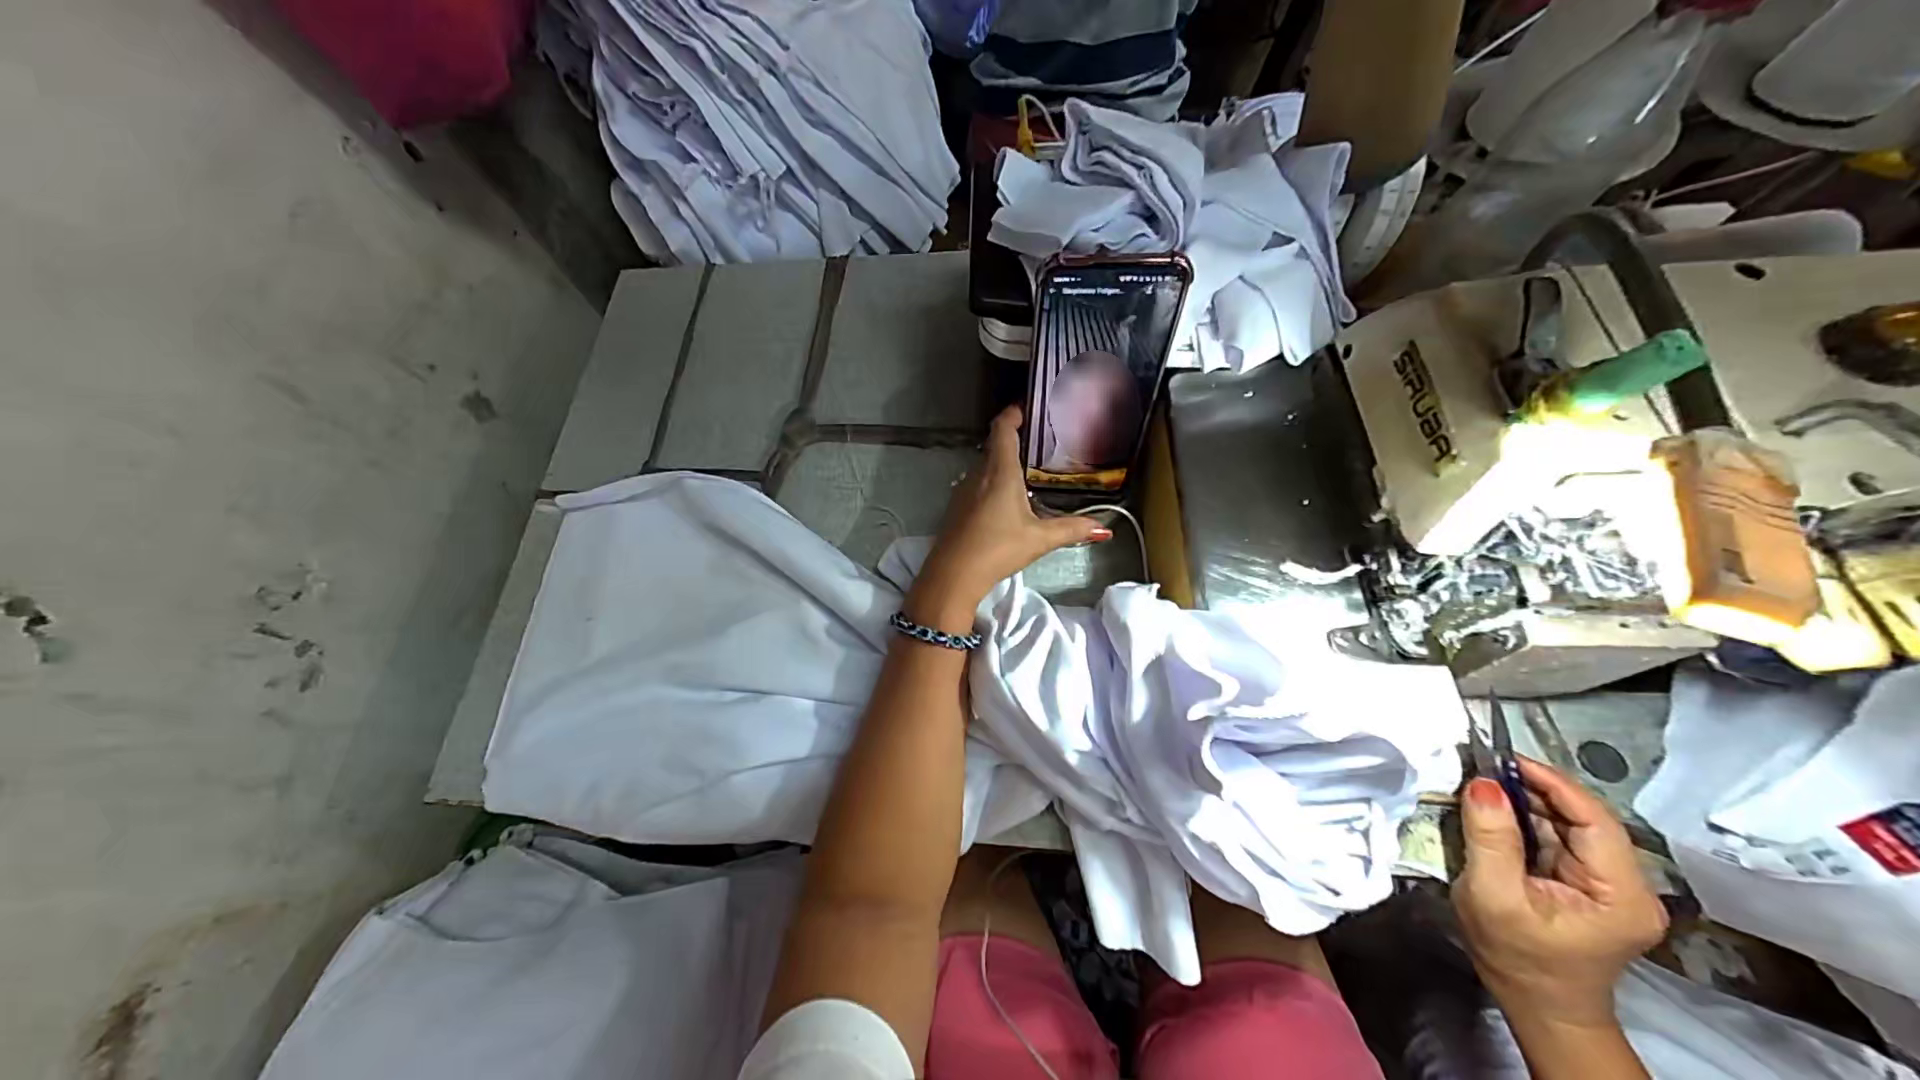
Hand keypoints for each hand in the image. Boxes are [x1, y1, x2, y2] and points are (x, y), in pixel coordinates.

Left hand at [906, 406, 1109, 630]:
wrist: (952, 575)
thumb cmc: (997, 548)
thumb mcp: (1039, 539)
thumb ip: (1071, 529)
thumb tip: (1103, 528)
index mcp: (999, 472)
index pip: (1003, 428)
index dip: (1014, 413)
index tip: (1028, 406)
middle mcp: (978, 474)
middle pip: (995, 445)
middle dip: (1015, 438)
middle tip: (1040, 440)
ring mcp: (963, 490)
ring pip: (985, 466)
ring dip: (1003, 462)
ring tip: (1028, 469)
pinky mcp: (957, 507)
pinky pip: (977, 484)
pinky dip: (993, 482)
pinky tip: (1006, 499)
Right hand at [1452, 758, 1667, 1029]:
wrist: (1537, 1004)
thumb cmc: (1516, 957)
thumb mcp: (1493, 895)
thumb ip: (1490, 838)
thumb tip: (1482, 783)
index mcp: (1622, 893)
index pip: (1595, 820)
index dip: (1553, 784)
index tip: (1504, 759)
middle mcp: (1629, 885)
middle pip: (1584, 819)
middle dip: (1533, 790)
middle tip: (1482, 769)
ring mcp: (1610, 884)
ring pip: (1568, 825)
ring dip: (1526, 803)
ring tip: (1482, 786)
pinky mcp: (1588, 882)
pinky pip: (1558, 838)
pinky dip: (1525, 820)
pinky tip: (1496, 811)